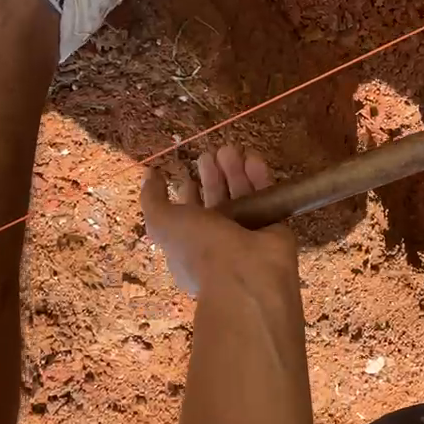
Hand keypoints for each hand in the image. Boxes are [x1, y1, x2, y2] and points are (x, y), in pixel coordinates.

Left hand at [141, 144, 296, 296]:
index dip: (189, 194)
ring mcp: (247, 235)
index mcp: (190, 246)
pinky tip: (252, 158)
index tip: (189, 174)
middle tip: (211, 154)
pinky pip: (265, 196)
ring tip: (230, 149)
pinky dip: (258, 176)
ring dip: (234, 172)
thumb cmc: (199, 249)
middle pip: (217, 201)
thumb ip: (153, 199)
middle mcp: (218, 241)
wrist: (246, 273)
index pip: (190, 216)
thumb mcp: (163, 223)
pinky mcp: (273, 227)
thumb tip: (149, 175)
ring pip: (241, 196)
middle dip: (213, 177)